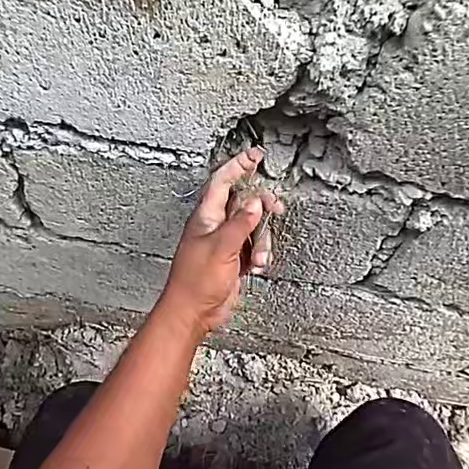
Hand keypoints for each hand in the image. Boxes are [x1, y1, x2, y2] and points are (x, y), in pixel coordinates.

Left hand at [154, 148, 282, 336]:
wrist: (194, 312)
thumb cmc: (196, 282)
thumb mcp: (222, 248)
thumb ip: (241, 223)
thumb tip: (255, 203)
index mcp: (206, 216)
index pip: (223, 181)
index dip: (239, 165)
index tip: (256, 155)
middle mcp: (215, 225)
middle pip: (244, 202)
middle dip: (261, 207)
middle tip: (274, 210)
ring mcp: (225, 242)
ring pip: (253, 227)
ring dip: (261, 241)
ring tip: (257, 258)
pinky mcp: (233, 258)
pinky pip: (253, 246)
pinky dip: (258, 255)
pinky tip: (255, 266)